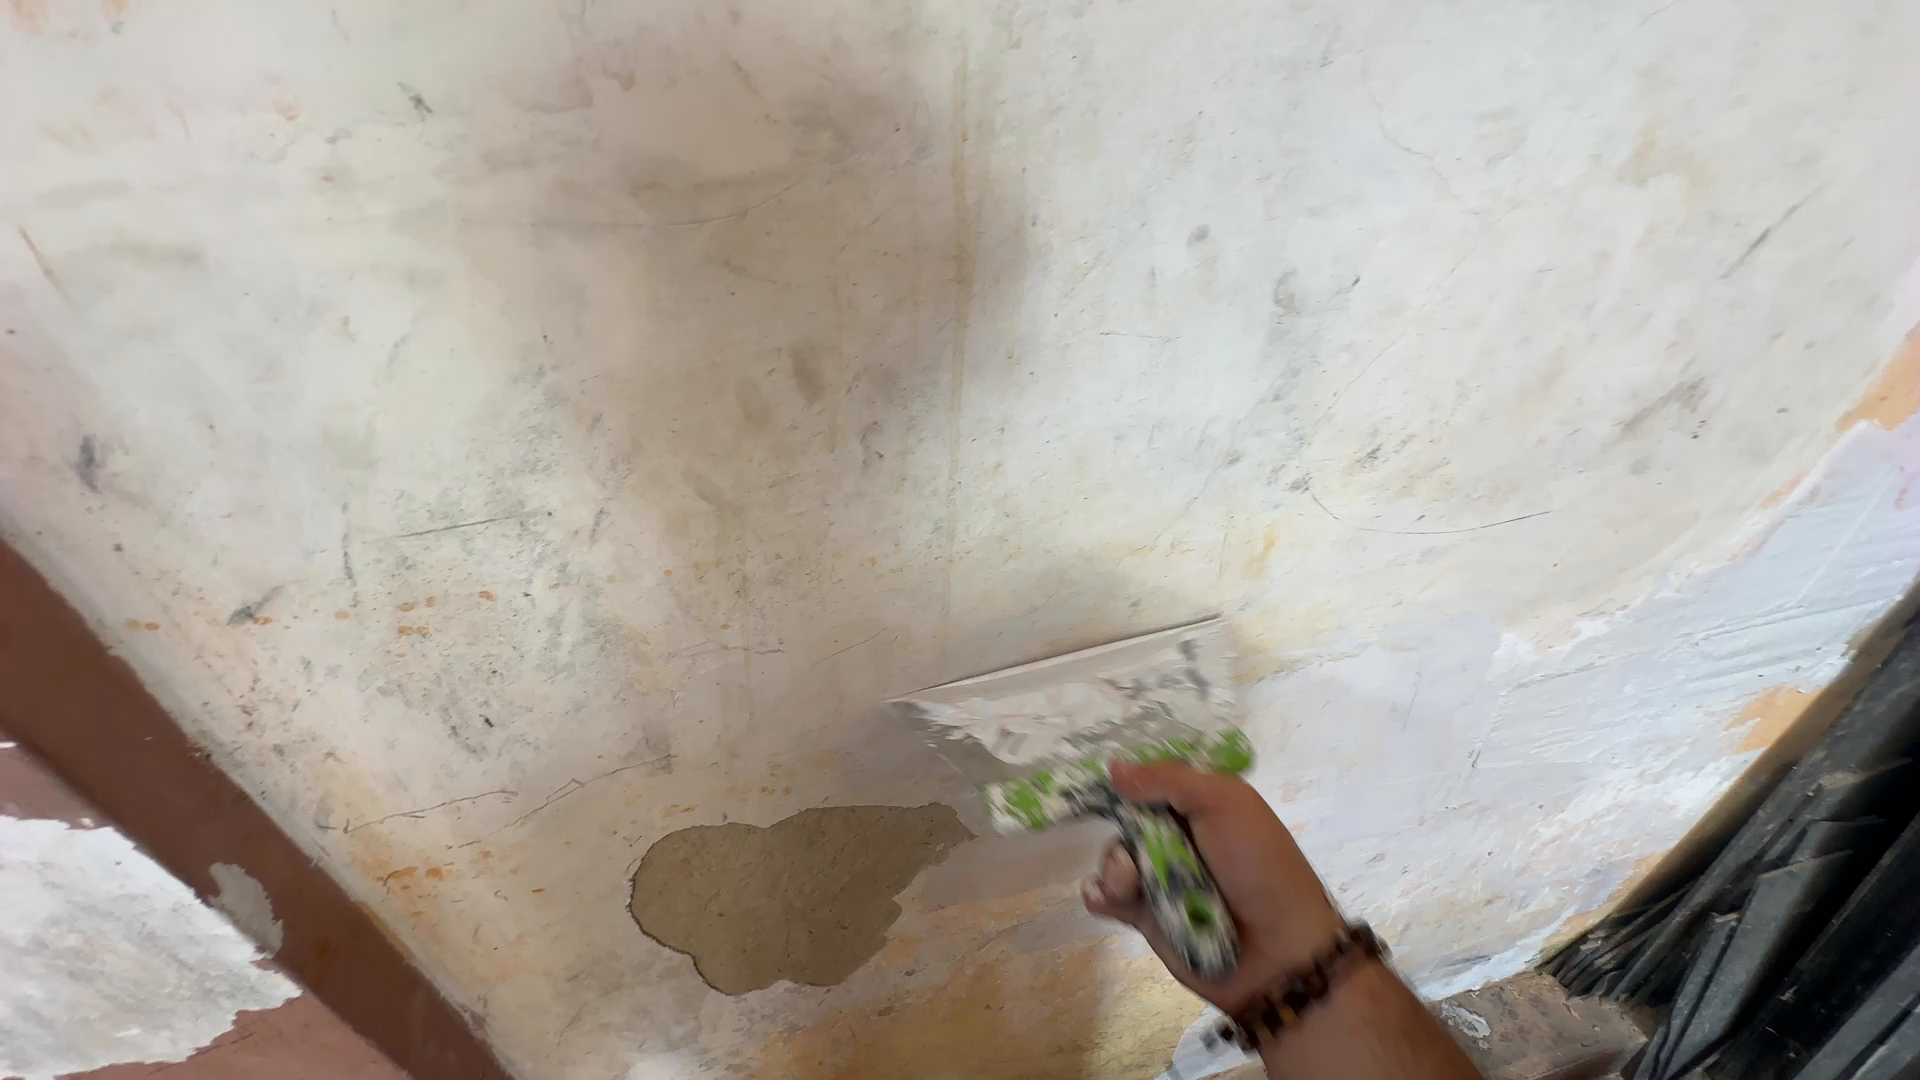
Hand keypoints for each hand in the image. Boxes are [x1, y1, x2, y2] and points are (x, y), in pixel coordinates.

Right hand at [1082, 761, 1346, 1014]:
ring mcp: (1160, 877)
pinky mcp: (1148, 915)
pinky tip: (1102, 900)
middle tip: (1133, 851)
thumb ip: (1168, 780)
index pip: (1150, 782)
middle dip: (1122, 832)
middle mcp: (1175, 837)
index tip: (1104, 783)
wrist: (1281, 953)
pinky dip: (1101, 895)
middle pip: (1125, 820)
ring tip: (1131, 886)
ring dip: (1116, 870)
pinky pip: (1110, 897)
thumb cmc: (1258, 865)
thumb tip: (1113, 768)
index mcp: (1197, 804)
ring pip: (1115, 859)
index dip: (1126, 783)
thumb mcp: (1224, 803)